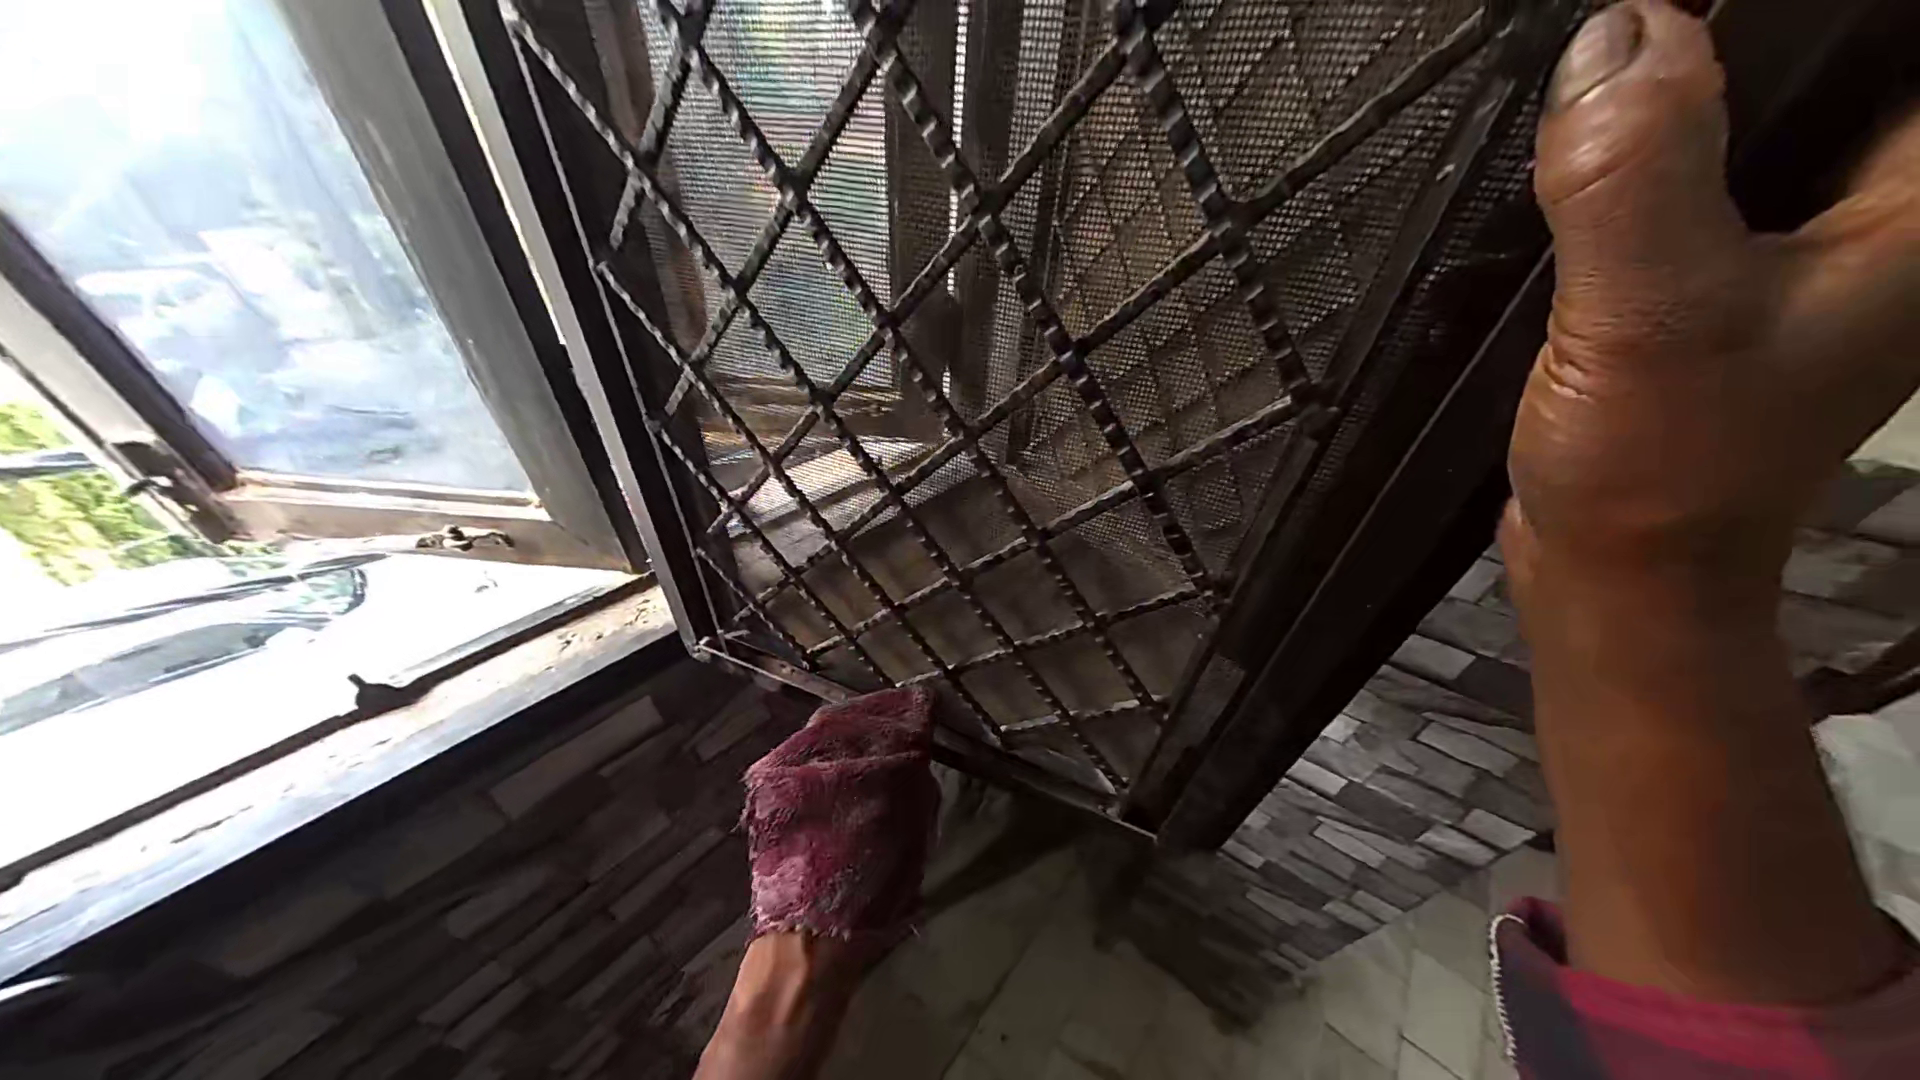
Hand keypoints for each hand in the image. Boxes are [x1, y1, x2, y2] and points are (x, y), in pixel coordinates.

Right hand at [1506, 0, 1919, 585]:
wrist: (1612, 560)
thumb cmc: (1654, 460)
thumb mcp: (1646, 318)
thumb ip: (1633, 183)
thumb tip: (1611, 37)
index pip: (1879, 33)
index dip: (1774, 14)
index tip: (1658, 24)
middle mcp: (1885, 197)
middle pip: (1821, 67)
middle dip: (1708, 50)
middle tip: (1601, 63)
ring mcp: (1793, 242)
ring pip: (1745, 121)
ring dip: (1657, 109)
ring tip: (1576, 108)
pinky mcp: (1711, 279)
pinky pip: (1683, 185)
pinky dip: (1626, 168)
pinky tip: (1571, 175)